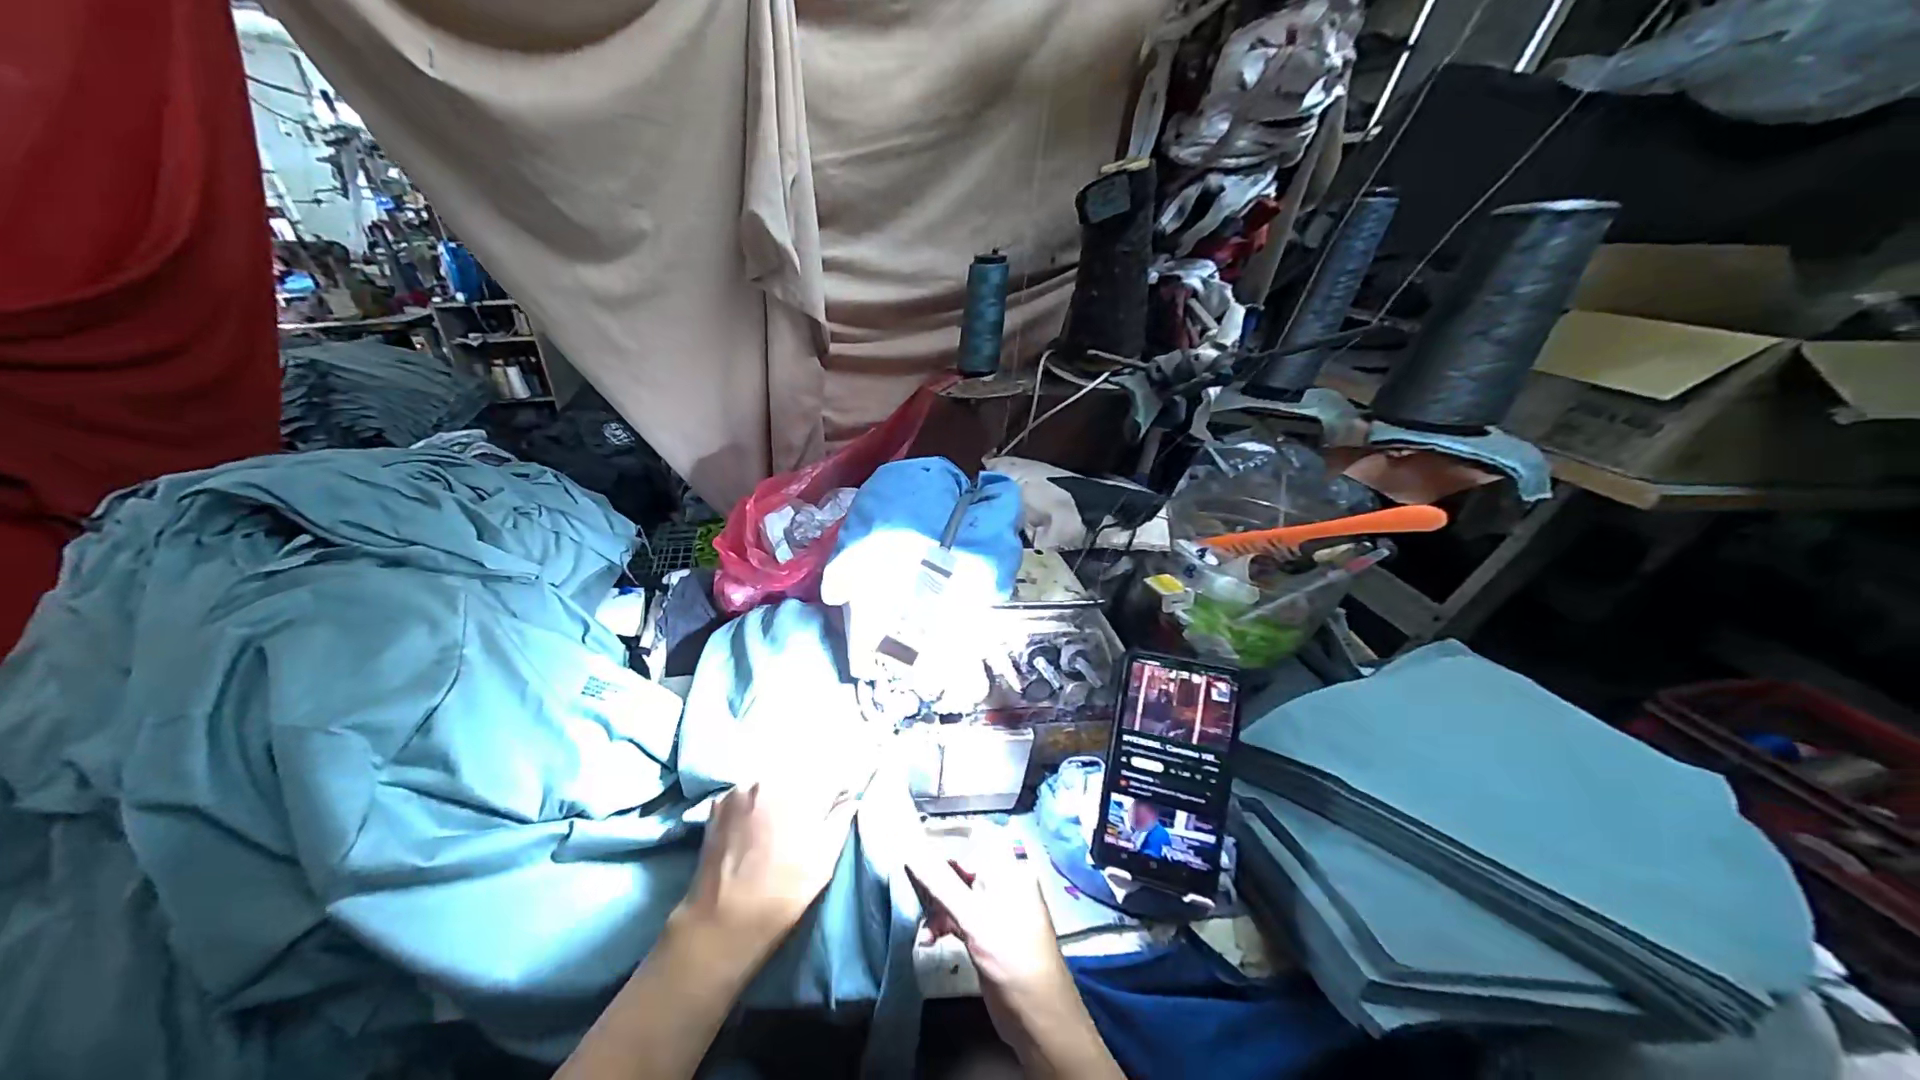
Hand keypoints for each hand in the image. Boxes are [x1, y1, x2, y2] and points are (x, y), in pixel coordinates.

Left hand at [673, 777, 858, 967]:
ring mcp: (738, 789)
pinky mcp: (718, 804)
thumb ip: (841, 820)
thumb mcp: (825, 860)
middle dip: (808, 794)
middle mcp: (767, 778)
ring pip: (772, 784)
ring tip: (778, 830)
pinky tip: (754, 832)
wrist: (722, 923)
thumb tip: (849, 800)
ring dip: (780, 798)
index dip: (838, 793)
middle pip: (799, 777)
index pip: (832, 776)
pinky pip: (748, 795)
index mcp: (799, 789)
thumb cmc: (783, 893)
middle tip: (807, 824)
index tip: (838, 809)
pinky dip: (755, 806)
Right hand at [907, 832, 1121, 1079]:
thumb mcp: (975, 920)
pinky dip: (943, 926)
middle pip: (959, 873)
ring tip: (924, 933)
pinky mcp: (988, 935)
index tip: (906, 868)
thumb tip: (911, 852)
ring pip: (956, 897)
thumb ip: (942, 885)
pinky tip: (929, 941)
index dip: (935, 857)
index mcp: (1009, 871)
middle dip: (933, 888)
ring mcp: (996, 911)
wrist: (1041, 1022)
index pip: (965, 849)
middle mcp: (1004, 885)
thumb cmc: (1013, 963)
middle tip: (914, 904)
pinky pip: (959, 918)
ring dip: (935, 911)